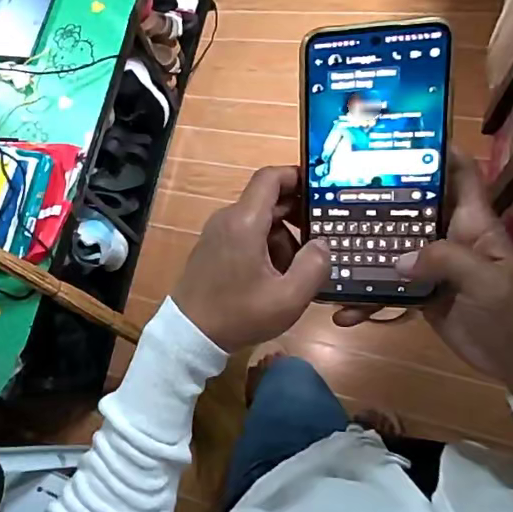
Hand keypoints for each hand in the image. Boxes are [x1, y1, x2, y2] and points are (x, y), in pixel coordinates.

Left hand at [171, 166, 330, 351]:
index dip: (297, 176)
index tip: (321, 190)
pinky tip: (277, 277)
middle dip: (298, 215)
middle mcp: (228, 218)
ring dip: (283, 238)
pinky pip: (246, 234)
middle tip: (323, 236)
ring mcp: (217, 232)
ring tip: (299, 270)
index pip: (271, 178)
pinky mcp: (213, 247)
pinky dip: (266, 247)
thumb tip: (322, 244)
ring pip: (260, 221)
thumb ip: (314, 266)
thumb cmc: (238, 314)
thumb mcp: (288, 298)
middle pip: (269, 200)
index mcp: (245, 222)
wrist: (189, 335)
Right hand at [334, 151, 512, 396]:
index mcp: (473, 223)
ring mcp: (434, 265)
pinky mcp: (422, 293)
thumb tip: (397, 259)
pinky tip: (343, 310)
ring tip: (329, 249)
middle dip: (380, 197)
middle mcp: (450, 236)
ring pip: (395, 246)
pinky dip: (367, 299)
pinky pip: (389, 288)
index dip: (437, 150)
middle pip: (413, 206)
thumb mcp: (488, 282)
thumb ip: (444, 260)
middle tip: (337, 189)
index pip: (459, 174)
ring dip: (365, 249)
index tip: (398, 137)